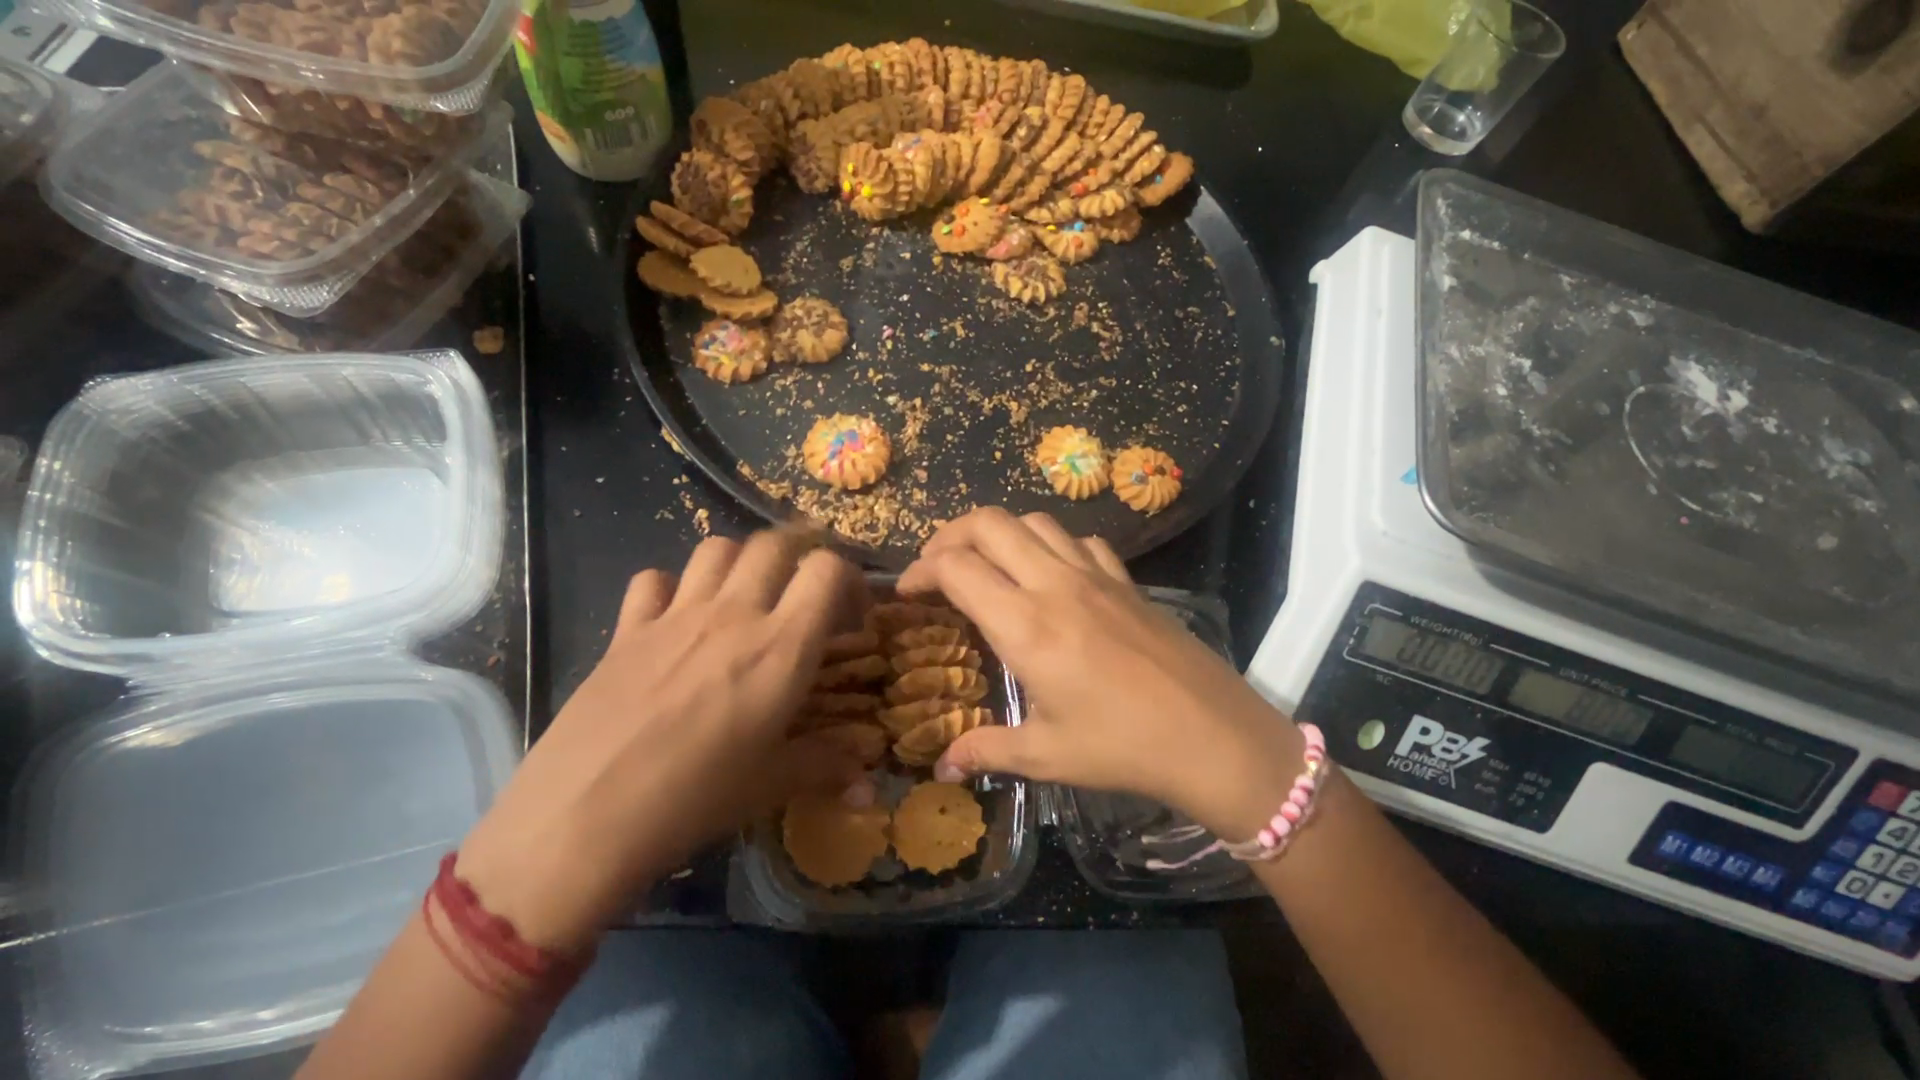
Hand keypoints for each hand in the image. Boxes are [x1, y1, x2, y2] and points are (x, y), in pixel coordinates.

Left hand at [454, 531, 870, 951]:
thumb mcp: (771, 785)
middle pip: (774, 543)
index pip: (829, 570)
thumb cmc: (696, 799)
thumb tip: (867, 783)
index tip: (850, 619)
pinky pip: (654, 579)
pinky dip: (672, 587)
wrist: (586, 814)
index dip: (849, 581)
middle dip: (798, 559)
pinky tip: (675, 619)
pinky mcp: (626, 629)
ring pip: (716, 548)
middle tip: (800, 599)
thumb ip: (824, 767)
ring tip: (744, 600)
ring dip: (740, 563)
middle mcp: (733, 614)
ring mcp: (674, 615)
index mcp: (781, 647)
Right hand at [897, 509, 1303, 839]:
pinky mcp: (1127, 581)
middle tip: (935, 566)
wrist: (1212, 735)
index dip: (920, 570)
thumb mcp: (1047, 755)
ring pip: (1034, 520)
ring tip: (985, 563)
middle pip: (989, 523)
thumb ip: (987, 750)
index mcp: (1025, 625)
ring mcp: (1096, 576)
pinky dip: (1050, 542)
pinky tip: (1050, 573)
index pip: (956, 567)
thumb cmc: (1123, 748)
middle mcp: (1055, 585)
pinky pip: (1080, 540)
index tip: (906, 592)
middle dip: (950, 534)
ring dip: (999, 531)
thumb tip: (941, 768)